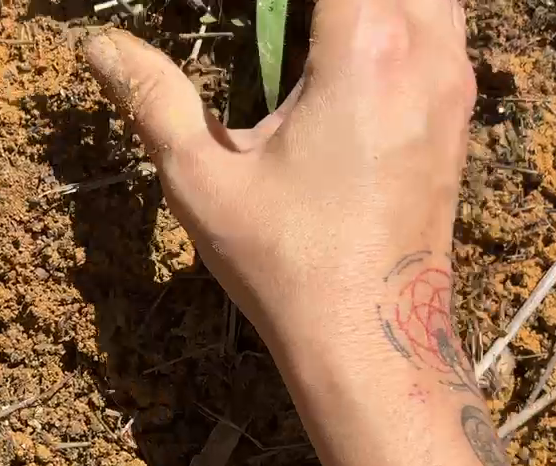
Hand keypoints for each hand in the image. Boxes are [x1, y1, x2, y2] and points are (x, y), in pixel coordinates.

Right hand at [83, 0, 474, 359]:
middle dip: (320, 2)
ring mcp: (453, 83)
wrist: (368, 342)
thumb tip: (97, 45)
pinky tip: (348, 68)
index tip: (249, 18)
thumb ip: (154, 100)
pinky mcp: (458, 119)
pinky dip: (398, 22)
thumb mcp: (204, 184)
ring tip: (305, 42)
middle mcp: (426, 47)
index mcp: (364, 45)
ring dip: (365, 3)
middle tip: (271, 32)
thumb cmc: (284, 268)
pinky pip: (441, 30)